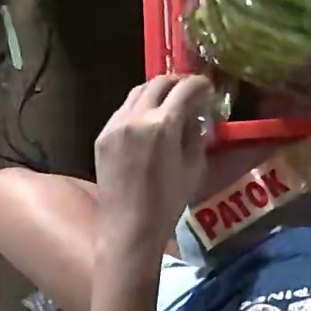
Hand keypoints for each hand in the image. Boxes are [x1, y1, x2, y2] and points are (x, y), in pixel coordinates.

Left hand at [94, 75, 213, 260]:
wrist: (129, 227)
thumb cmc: (168, 202)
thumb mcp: (194, 167)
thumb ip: (196, 134)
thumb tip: (196, 114)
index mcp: (163, 125)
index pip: (186, 89)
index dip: (201, 84)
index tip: (208, 88)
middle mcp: (136, 117)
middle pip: (159, 83)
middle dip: (178, 83)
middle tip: (190, 92)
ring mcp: (115, 125)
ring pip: (138, 92)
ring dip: (157, 92)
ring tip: (169, 103)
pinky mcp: (102, 135)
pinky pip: (124, 110)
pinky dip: (139, 108)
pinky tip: (148, 122)